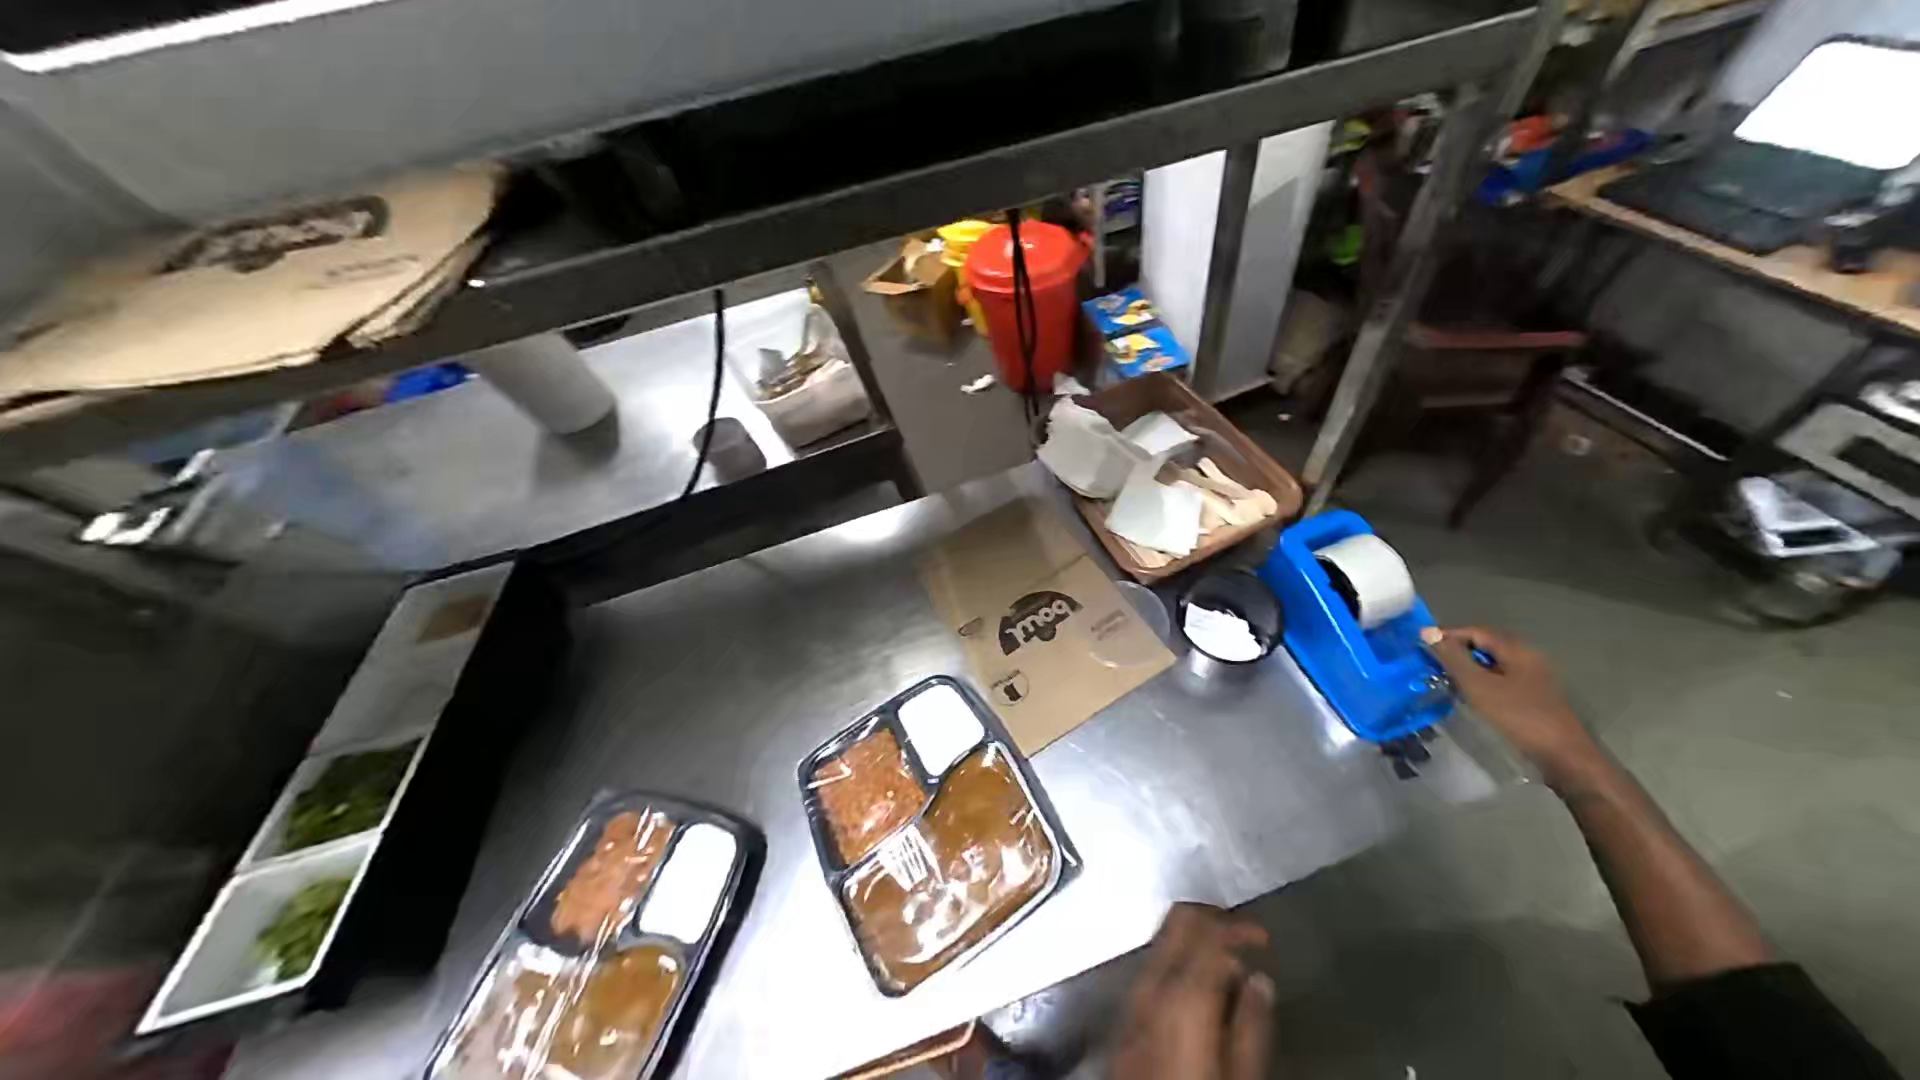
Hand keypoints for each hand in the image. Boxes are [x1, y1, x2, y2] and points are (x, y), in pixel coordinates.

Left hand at [1111, 903, 1273, 1079]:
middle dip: (1212, 918)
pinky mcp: (1127, 1006)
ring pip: (1164, 937)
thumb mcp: (1240, 1076)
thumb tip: (1261, 980)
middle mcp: (1153, 979)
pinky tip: (1201, 984)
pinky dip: (1179, 958)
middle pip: (1179, 920)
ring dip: (1196, 938)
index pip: (1209, 932)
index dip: (1238, 926)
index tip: (1264, 937)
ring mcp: (1135, 990)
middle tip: (1244, 936)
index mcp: (1184, 992)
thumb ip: (1251, 1023)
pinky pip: (1154, 962)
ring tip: (1231, 964)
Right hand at [1422, 625, 1608, 791]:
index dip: (1447, 636)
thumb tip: (1427, 631)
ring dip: (1467, 668)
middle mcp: (1528, 658)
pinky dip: (1481, 681)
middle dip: (1456, 652)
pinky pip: (1501, 679)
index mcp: (1517, 650)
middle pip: (1485, 645)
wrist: (1564, 756)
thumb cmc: (1518, 715)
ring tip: (1444, 680)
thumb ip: (1452, 657)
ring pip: (1492, 664)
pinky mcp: (1535, 696)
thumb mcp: (1478, 685)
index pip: (1475, 631)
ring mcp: (1534, 678)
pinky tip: (1469, 696)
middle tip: (1430, 664)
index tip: (1421, 648)